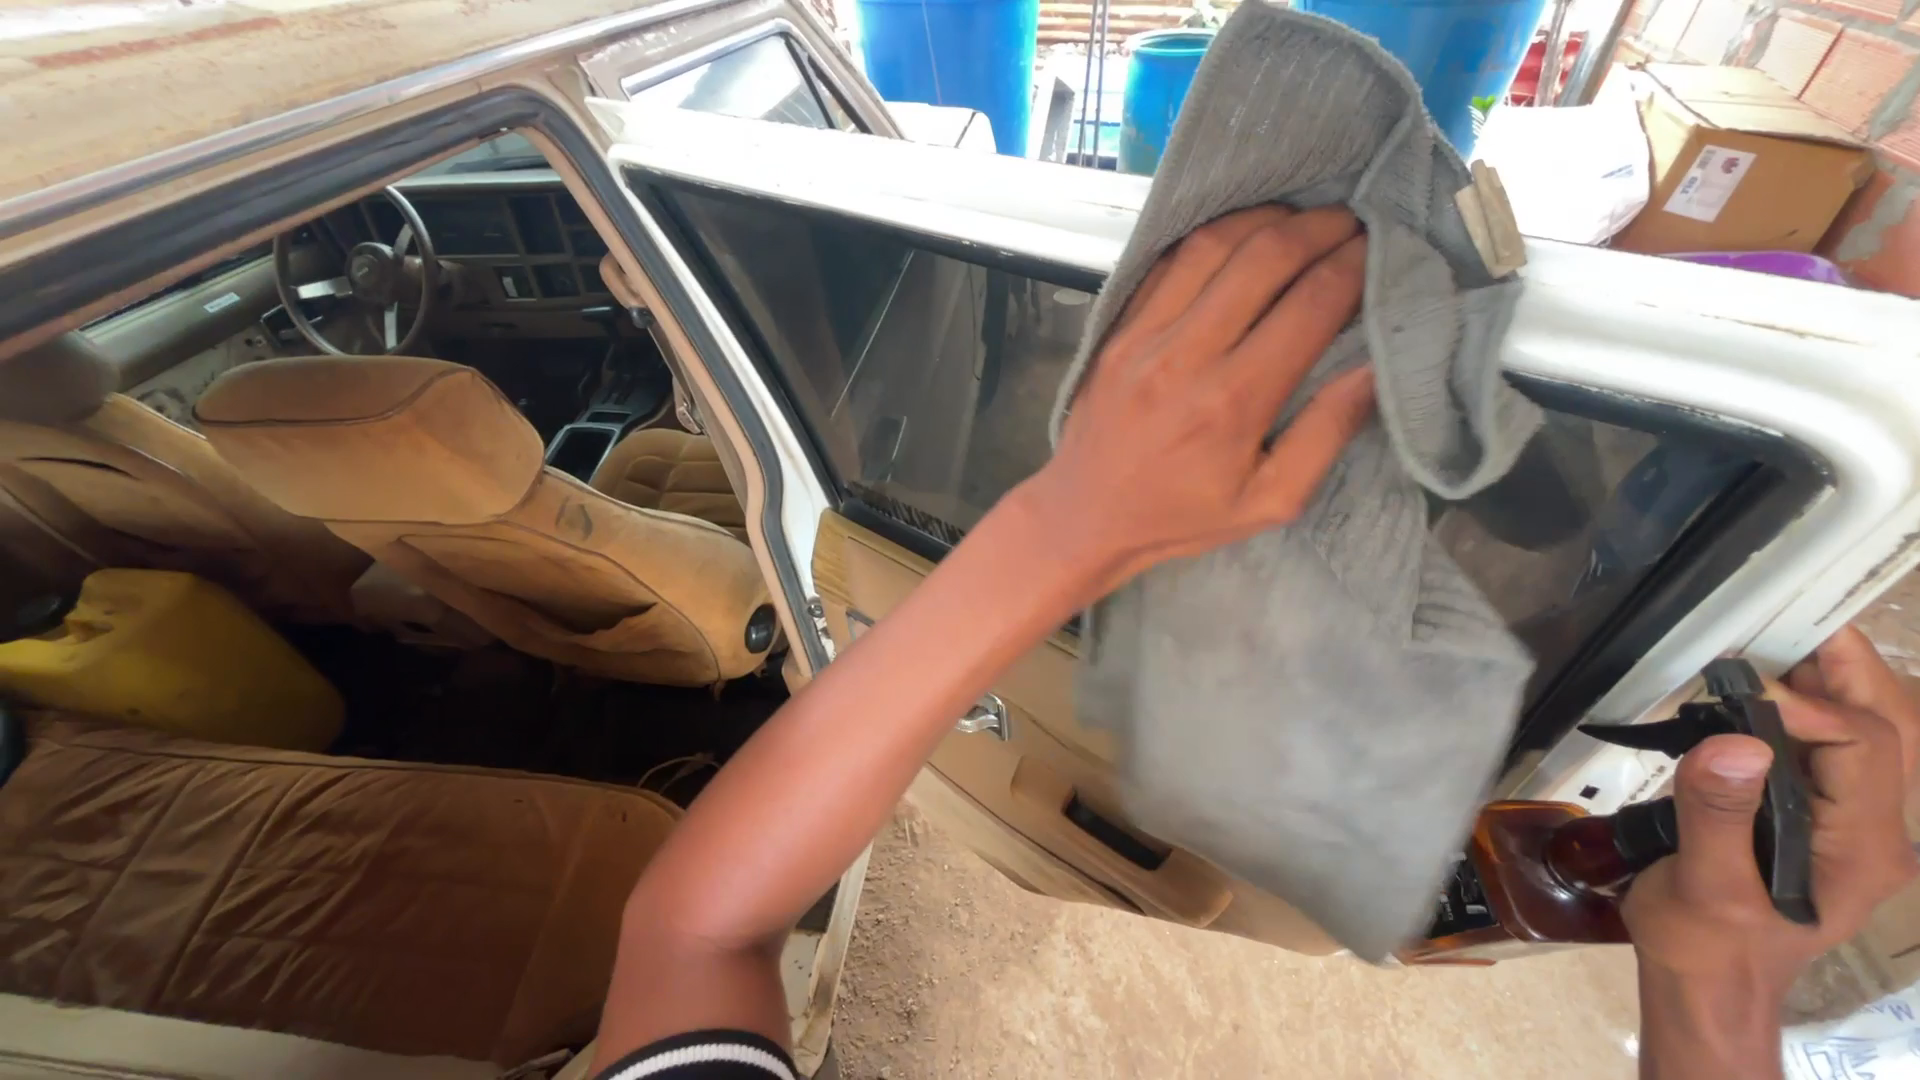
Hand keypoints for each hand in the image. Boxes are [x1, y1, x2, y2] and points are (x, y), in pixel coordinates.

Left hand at [1025, 204, 1375, 591]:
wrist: (1085, 516)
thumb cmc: (1179, 516)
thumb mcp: (1267, 502)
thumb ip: (1326, 435)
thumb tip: (1375, 368)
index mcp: (1231, 403)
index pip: (1310, 304)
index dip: (1355, 266)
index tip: (1381, 251)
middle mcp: (1184, 357)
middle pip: (1264, 258)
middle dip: (1320, 228)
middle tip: (1351, 222)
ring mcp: (1142, 338)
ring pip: (1211, 246)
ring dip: (1265, 220)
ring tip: (1301, 220)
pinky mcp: (1115, 332)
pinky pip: (1165, 264)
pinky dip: (1209, 239)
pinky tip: (1238, 238)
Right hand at [1623, 626, 1919, 1076]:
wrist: (1710, 984)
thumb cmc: (1706, 940)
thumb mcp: (1705, 885)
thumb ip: (1717, 814)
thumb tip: (1734, 740)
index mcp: (1863, 845)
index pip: (1862, 747)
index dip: (1805, 705)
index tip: (1728, 686)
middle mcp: (1875, 830)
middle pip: (1891, 733)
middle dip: (1852, 670)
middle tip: (1793, 617)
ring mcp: (1849, 826)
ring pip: (1872, 739)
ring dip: (1836, 684)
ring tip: (1780, 641)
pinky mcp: (1814, 822)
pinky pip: (1832, 755)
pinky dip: (1808, 711)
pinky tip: (1762, 696)